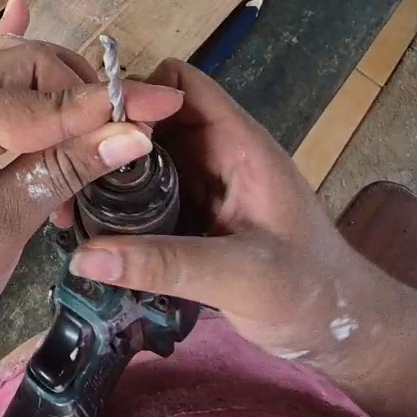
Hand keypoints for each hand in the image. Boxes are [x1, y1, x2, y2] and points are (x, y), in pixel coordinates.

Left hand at [0, 0, 184, 374]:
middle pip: (29, 66)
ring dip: (60, 96)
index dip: (109, 104)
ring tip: (93, 140)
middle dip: (83, 94)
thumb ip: (60, 171)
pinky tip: (21, 10)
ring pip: (12, 71)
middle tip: (127, 138)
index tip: (168, 102)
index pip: (45, 100)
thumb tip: (132, 133)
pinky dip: (9, 50)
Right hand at [66, 59, 398, 372]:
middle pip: (154, 115)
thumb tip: (83, 257)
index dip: (138, 94)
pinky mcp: (195, 210)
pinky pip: (149, 187)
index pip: (180, 83)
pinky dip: (123, 199)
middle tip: (73, 170)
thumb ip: (163, 263)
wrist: (343, 334)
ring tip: (75, 198)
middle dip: (113, 133)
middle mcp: (217, 152)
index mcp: (237, 143)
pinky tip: (98, 225)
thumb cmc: (308, 292)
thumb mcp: (237, 277)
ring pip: (146, 151)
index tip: (98, 133)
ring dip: (113, 168)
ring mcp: (205, 181)